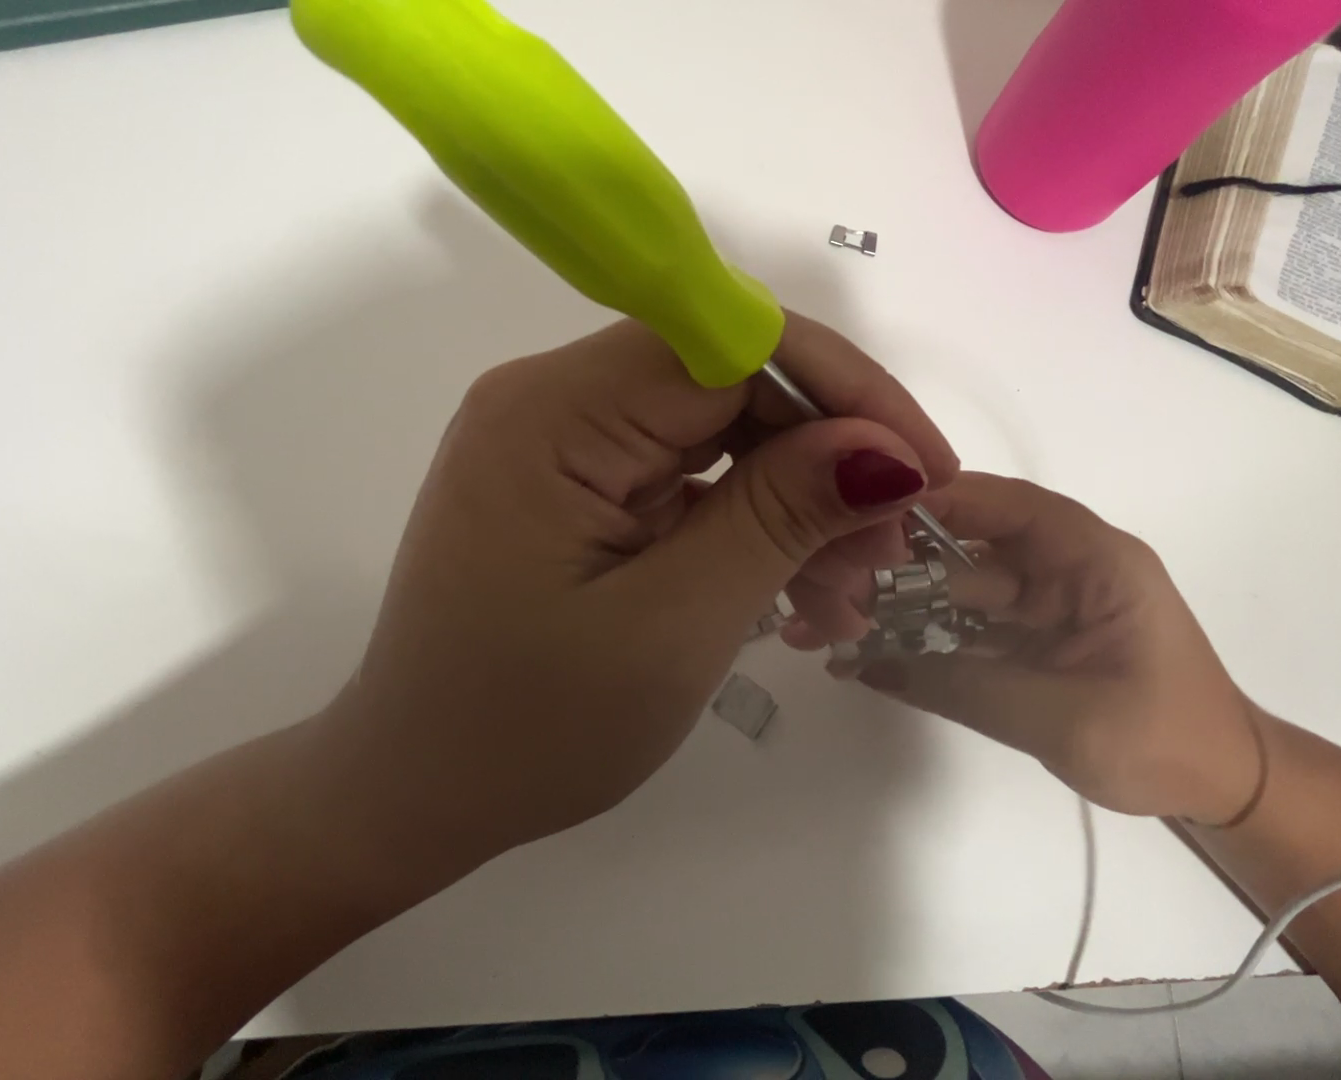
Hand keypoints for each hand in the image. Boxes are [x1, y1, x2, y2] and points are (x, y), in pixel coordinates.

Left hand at [319, 314, 958, 861]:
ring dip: (795, 503)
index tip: (922, 471)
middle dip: (825, 458)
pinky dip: (747, 529)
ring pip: (717, 436)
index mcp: (554, 412)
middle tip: (888, 554)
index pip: (730, 340)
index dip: (843, 391)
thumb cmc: (531, 728)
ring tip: (844, 596)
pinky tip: (792, 595)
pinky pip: (684, 482)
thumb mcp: (674, 625)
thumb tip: (886, 450)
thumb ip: (779, 518)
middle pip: (728, 384)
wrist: (417, 792)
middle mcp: (551, 403)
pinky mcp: (573, 493)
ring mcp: (560, 448)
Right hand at [814, 473, 1260, 824]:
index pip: (1006, 505)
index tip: (858, 512)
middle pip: (966, 546)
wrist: (1221, 789)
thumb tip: (861, 663)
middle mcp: (1062, 568)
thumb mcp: (1063, 718)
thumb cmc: (1165, 743)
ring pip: (955, 588)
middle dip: (895, 562)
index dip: (935, 499)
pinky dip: (918, 638)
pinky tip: (863, 652)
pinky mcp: (1026, 637)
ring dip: (897, 604)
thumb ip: (963, 686)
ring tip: (825, 623)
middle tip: (821, 586)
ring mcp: (1041, 603)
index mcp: (1094, 560)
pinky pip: (961, 627)